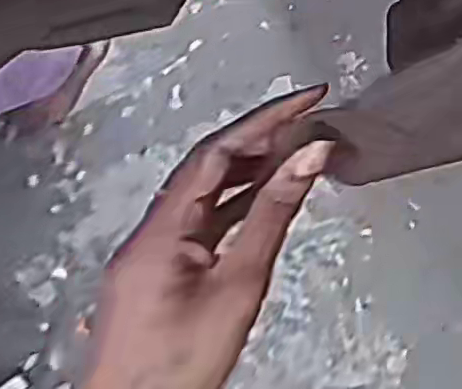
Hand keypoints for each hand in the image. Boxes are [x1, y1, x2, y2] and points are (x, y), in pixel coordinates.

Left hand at [86, 86, 332, 388]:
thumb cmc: (181, 363)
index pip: (217, 151)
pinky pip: (205, 215)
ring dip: (254, 163)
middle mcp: (148, 236)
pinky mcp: (161, 271)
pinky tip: (271, 192)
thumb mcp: (241, 280)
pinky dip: (242, 195)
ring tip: (299, 149)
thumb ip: (276, 210)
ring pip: (207, 189)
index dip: (267, 117)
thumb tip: (312, 152)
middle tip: (309, 118)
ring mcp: (152, 254)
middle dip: (262, 135)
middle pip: (208, 165)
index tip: (309, 98)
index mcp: (160, 233)